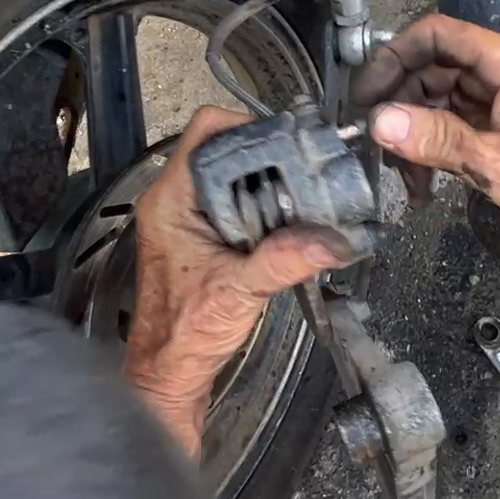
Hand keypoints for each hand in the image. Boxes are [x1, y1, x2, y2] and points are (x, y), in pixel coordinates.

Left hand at [125, 106, 353, 457]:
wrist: (168, 372)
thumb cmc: (182, 335)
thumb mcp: (239, 292)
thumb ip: (284, 261)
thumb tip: (330, 239)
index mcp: (171, 201)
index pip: (206, 131)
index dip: (247, 126)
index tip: (284, 143)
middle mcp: (175, 200)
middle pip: (223, 146)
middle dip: (264, 154)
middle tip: (298, 168)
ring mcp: (188, 216)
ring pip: (231, 172)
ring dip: (264, 179)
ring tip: (295, 192)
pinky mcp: (202, 233)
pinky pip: (234, 198)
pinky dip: (261, 202)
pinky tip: (282, 220)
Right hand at [350, 14, 499, 264]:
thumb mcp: (499, 168)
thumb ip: (438, 141)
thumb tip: (381, 122)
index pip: (439, 35)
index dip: (394, 57)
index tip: (367, 93)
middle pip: (433, 66)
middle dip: (400, 104)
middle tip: (375, 139)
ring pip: (437, 96)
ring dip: (414, 133)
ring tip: (404, 176)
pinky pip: (452, 120)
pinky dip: (432, 146)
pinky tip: (423, 182)